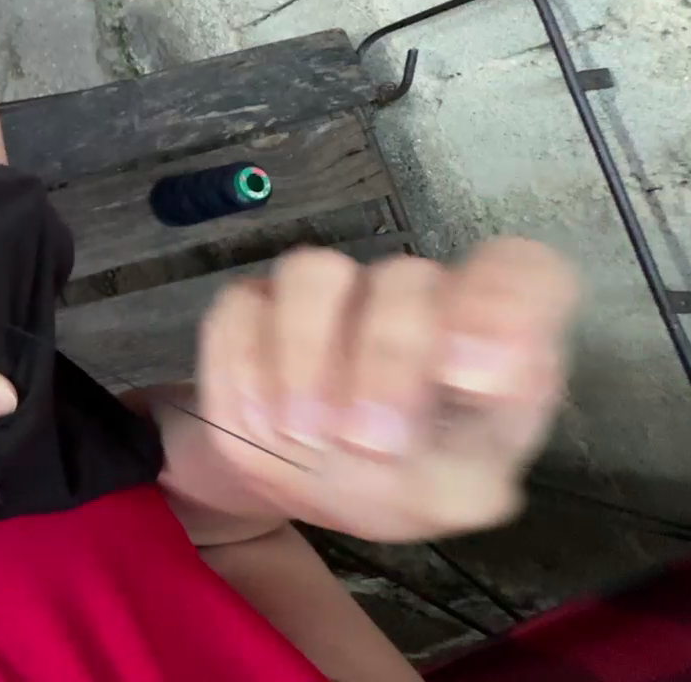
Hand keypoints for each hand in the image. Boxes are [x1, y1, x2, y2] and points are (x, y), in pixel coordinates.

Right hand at [195, 238, 577, 542]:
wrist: (297, 484)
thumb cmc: (400, 482)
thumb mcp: (462, 490)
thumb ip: (483, 438)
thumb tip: (474, 378)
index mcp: (485, 333)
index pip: (521, 269)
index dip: (501, 304)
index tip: (472, 380)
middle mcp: (405, 295)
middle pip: (405, 276)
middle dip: (387, 362)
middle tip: (372, 443)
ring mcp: (320, 292)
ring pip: (312, 271)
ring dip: (306, 351)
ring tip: (305, 433)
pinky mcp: (247, 304)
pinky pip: (240, 310)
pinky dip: (247, 369)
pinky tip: (264, 421)